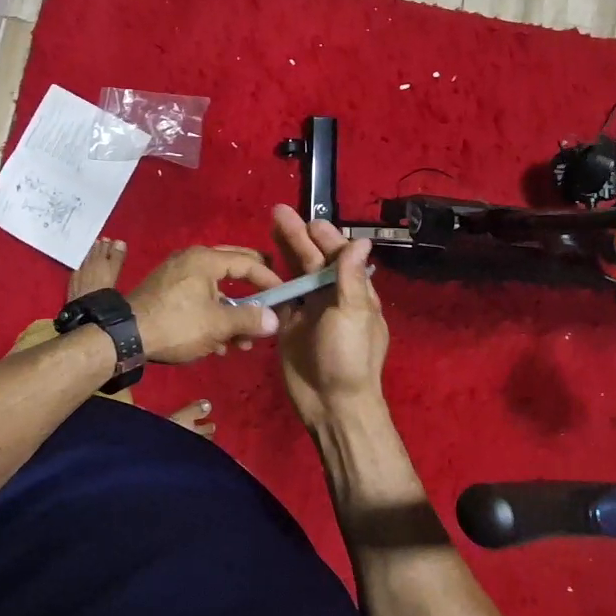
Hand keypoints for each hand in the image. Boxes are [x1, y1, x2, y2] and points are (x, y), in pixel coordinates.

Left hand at [130, 246, 283, 363]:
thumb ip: (249, 320)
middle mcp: (191, 259)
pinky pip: (198, 297)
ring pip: (214, 289)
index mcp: (205, 259)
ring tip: (244, 342)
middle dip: (251, 292)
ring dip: (232, 312)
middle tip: (271, 302)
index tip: (286, 295)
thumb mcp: (217, 325)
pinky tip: (219, 344)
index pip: (247, 262)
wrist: (126, 336)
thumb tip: (275, 319)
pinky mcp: (166, 291)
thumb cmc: (176, 325)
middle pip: (231, 270)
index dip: (269, 279)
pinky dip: (212, 315)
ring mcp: (176, 274)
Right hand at [270, 205, 387, 429]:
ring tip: (266, 226)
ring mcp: (307, 309)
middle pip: (311, 260)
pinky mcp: (287, 324)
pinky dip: (268, 279)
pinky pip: (277, 295)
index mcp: (353, 292)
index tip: (308, 220)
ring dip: (281, 250)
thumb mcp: (353, 314)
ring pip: (293, 273)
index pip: (338, 256)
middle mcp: (330, 296)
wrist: (331, 404)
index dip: (324, 236)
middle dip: (296, 236)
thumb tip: (361, 241)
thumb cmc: (348, 357)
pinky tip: (255, 264)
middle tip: (277, 211)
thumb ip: (351, 277)